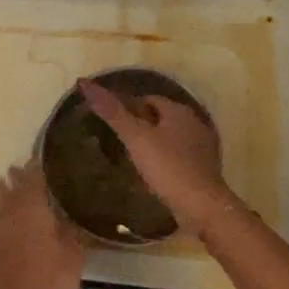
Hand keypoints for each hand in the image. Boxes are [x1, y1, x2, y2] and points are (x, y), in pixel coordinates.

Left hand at [0, 162, 84, 288]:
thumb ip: (70, 234)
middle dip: (16, 178)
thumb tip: (67, 220)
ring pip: (1, 206)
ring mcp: (1, 233)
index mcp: (35, 212)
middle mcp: (14, 217)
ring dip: (2, 192)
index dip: (35, 170)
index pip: (34, 183)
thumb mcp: (73, 256)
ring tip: (1, 179)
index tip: (36, 157)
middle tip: (17, 165)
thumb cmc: (51, 280)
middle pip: (14, 192)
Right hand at [77, 80, 235, 234]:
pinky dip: (164, 157)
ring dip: (152, 142)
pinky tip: (152, 172)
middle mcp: (194, 123)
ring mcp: (202, 145)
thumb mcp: (135, 138)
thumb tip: (84, 83)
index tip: (110, 122)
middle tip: (117, 140)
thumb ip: (112, 112)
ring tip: (130, 157)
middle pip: (160, 116)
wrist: (200, 206)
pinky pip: (178, 154)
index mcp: (179, 111)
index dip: (128, 107)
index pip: (148, 99)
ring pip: (170, 136)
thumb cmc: (167, 167)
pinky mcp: (204, 166)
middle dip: (140, 124)